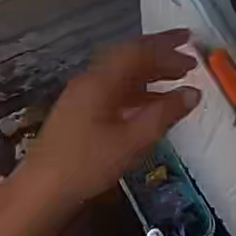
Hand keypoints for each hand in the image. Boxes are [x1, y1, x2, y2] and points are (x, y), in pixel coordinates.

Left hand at [19, 30, 200, 206]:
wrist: (42, 192)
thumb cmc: (88, 165)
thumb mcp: (133, 141)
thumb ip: (164, 114)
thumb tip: (193, 93)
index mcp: (100, 82)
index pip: (137, 52)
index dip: (166, 45)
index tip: (191, 42)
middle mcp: (90, 81)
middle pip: (128, 58)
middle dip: (159, 54)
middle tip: (188, 54)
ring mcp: (82, 96)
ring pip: (122, 74)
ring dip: (150, 72)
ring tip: (178, 77)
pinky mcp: (80, 112)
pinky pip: (115, 90)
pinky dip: (138, 90)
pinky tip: (153, 102)